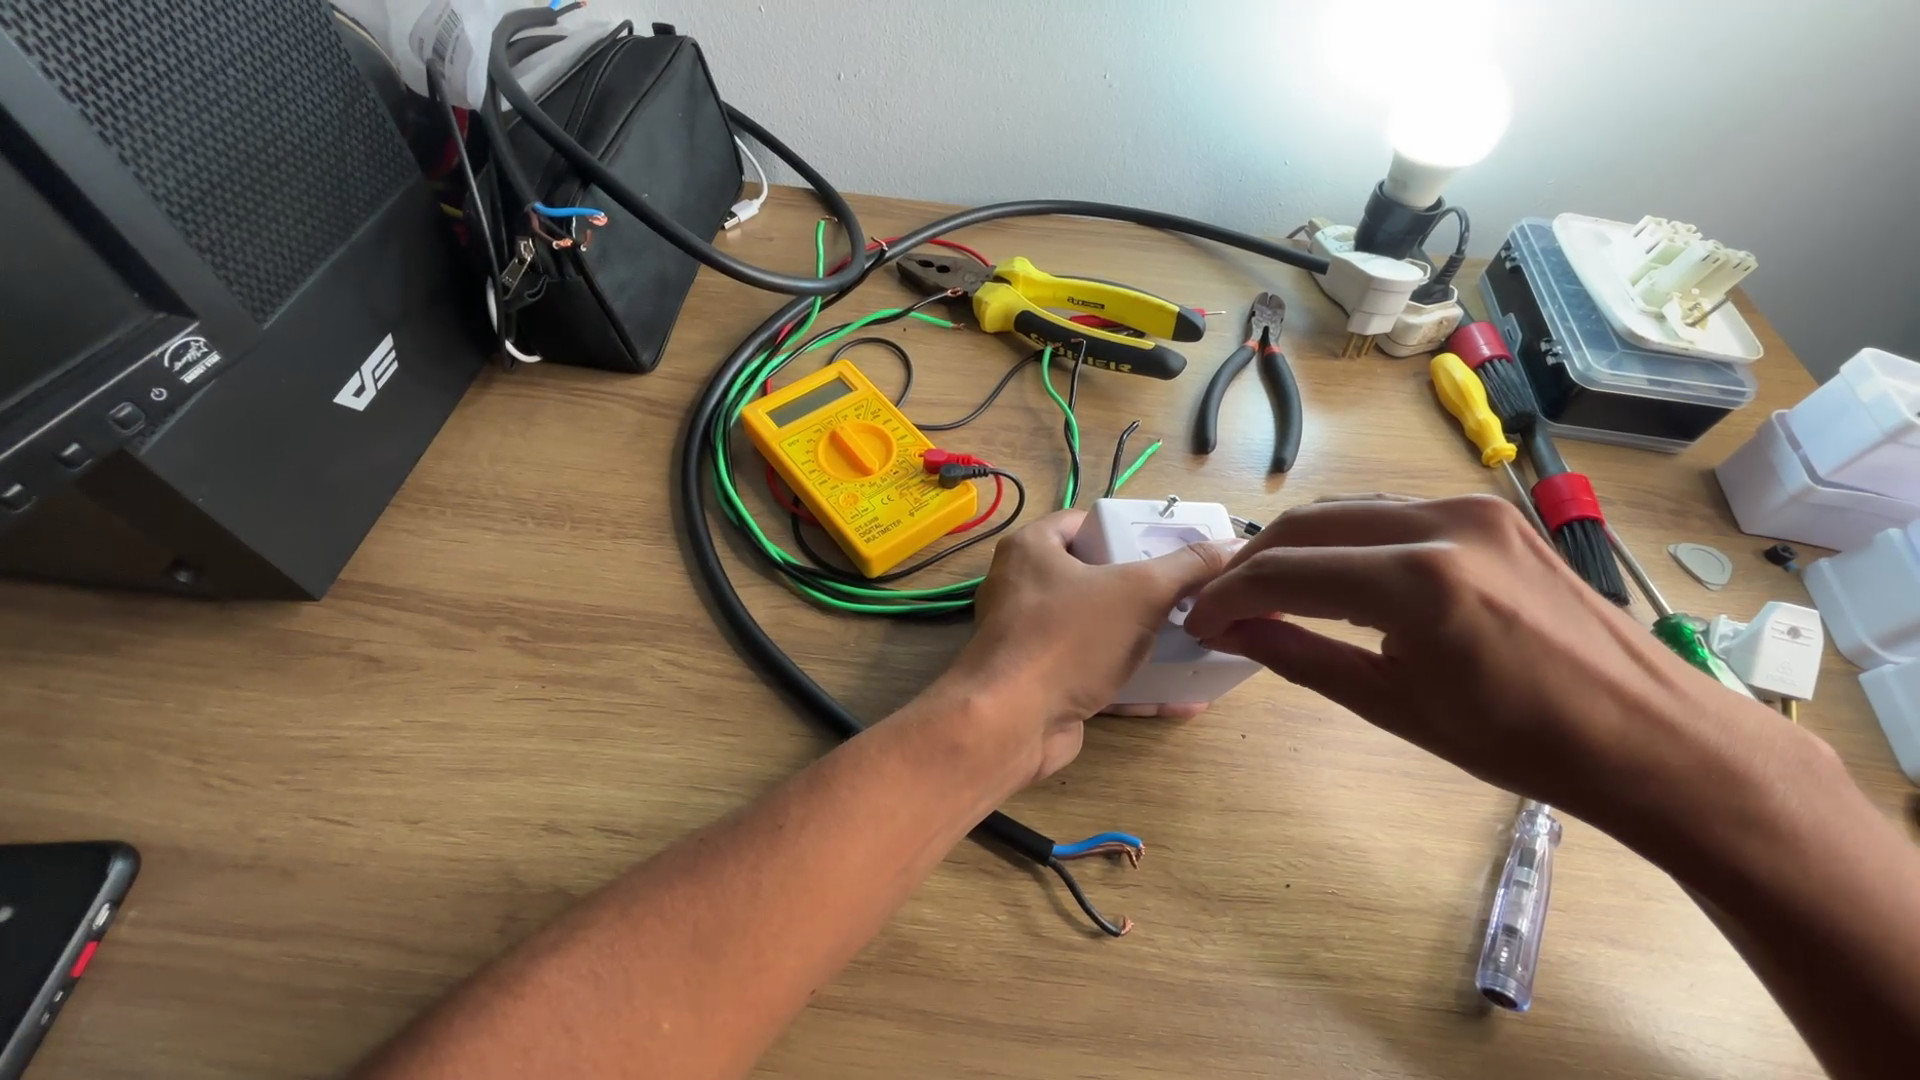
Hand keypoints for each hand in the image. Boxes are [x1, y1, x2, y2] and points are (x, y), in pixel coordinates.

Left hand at [945, 510, 1234, 784]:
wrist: (1010, 723)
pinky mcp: (1040, 684)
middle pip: (1094, 579)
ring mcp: (1029, 640)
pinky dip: (1134, 684)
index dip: (1128, 531)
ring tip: (1193, 643)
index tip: (1170, 548)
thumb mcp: (1138, 591)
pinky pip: (1094, 676)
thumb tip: (1230, 545)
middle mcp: (1022, 588)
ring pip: (1096, 632)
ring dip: (1143, 641)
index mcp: (1031, 549)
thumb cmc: (1067, 638)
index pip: (1085, 524)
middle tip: (1188, 597)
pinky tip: (1182, 698)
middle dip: (1143, 591)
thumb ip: (1186, 567)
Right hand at [1182, 494, 1776, 820]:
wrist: (1649, 735)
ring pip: (1344, 510)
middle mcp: (1441, 523)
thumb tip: (1232, 631)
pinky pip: (1387, 513)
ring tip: (1266, 591)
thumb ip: (1298, 655)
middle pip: (1306, 523)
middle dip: (1251, 563)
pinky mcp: (1488, 512)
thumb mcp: (1391, 705)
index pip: (1285, 572)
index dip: (1228, 597)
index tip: (1198, 623)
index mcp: (1418, 582)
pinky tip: (1330, 575)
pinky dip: (1342, 540)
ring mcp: (1470, 508)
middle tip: (1223, 605)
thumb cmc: (1520, 742)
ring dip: (1294, 547)